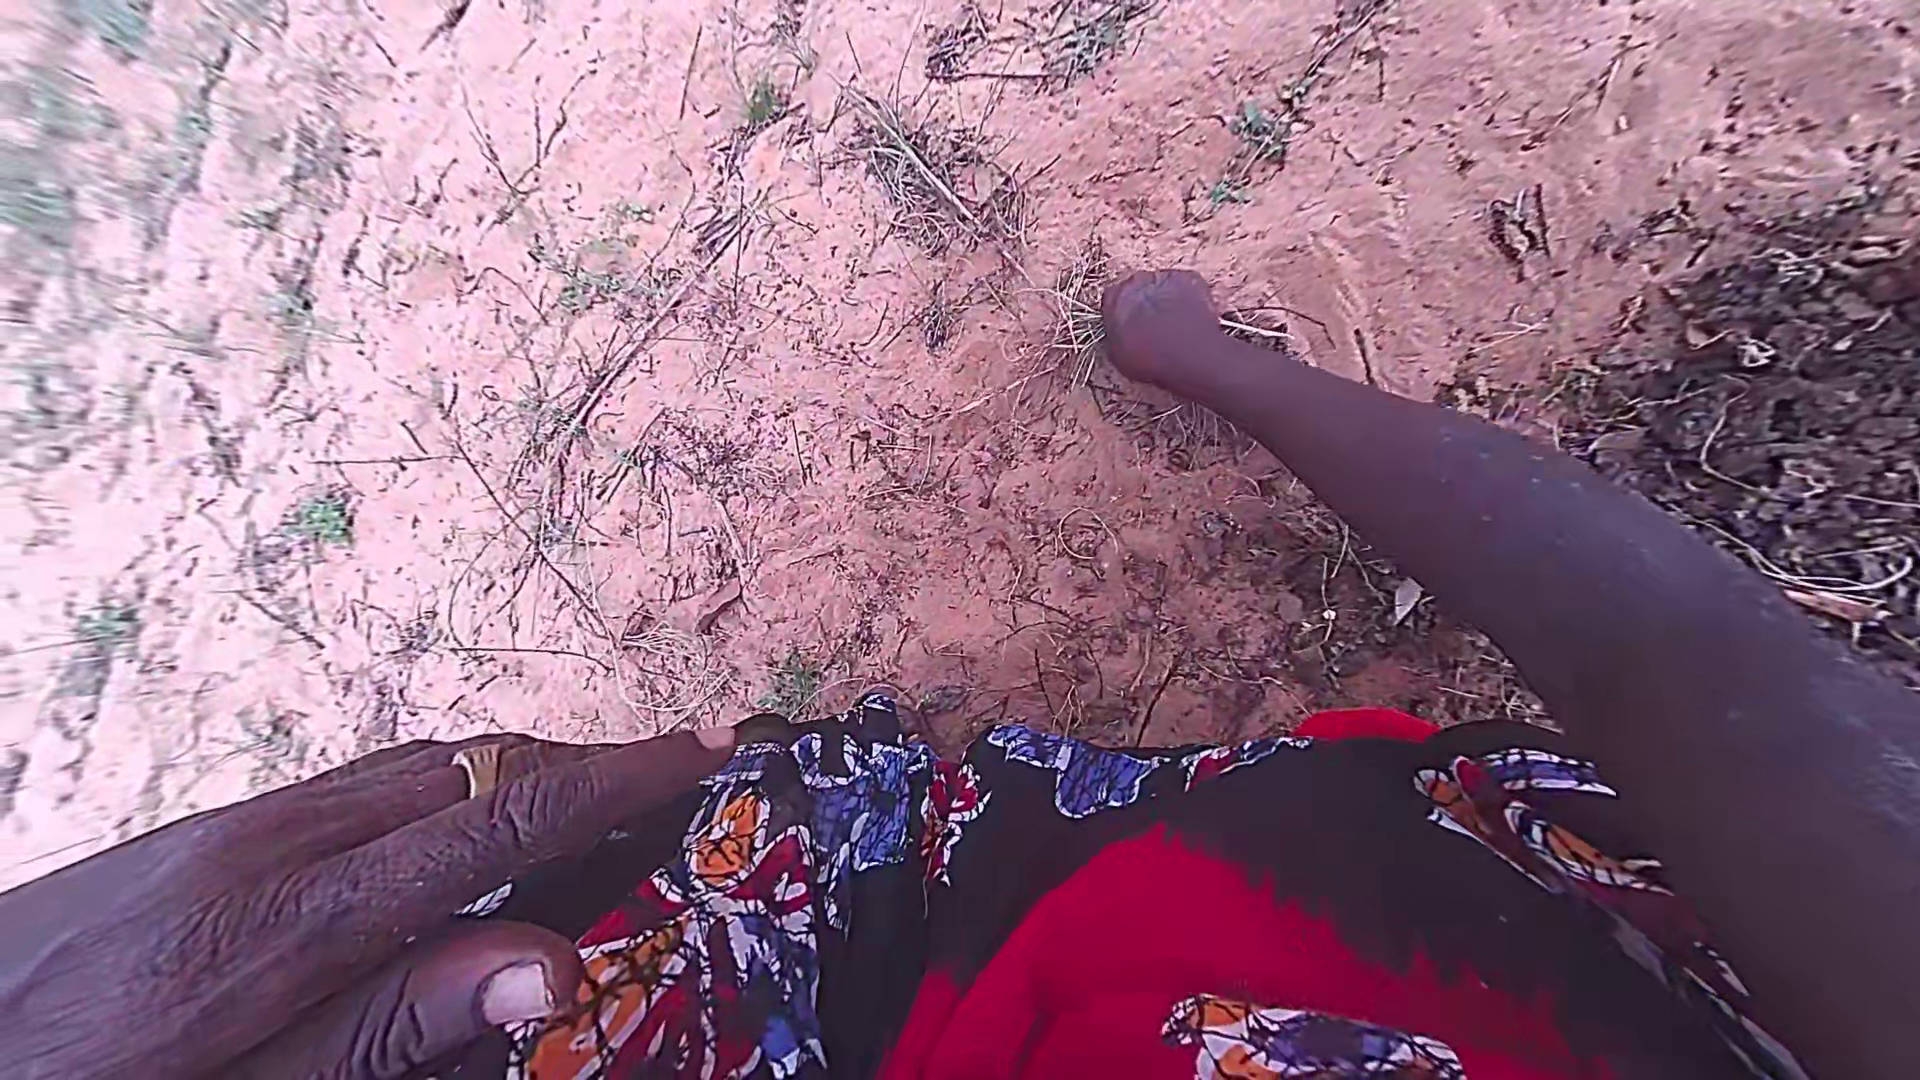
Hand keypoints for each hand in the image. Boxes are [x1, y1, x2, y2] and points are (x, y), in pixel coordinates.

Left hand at [0, 728, 734, 1079]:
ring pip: (463, 756)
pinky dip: (489, 776)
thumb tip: (557, 969)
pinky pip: (413, 769)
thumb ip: (399, 1023)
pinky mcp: (259, 811)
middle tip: (677, 785)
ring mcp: (272, 811)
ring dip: (552, 769)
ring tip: (608, 801)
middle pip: (499, 766)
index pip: (510, 816)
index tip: (708, 746)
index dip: (626, 776)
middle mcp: (295, 833)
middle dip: (603, 767)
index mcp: (286, 919)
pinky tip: (499, 816)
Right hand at [1100, 270, 1229, 395]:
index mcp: (1114, 298)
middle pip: (1136, 287)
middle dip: (1141, 303)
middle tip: (1148, 326)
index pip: (1111, 298)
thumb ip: (1114, 336)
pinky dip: (1186, 297)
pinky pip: (1186, 285)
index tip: (1124, 326)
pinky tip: (1187, 318)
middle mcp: (1137, 281)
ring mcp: (1165, 277)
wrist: (1186, 352)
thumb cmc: (1148, 357)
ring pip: (1161, 285)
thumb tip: (1117, 335)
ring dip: (1163, 299)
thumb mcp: (1116, 355)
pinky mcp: (1191, 278)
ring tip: (1171, 325)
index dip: (1119, 313)